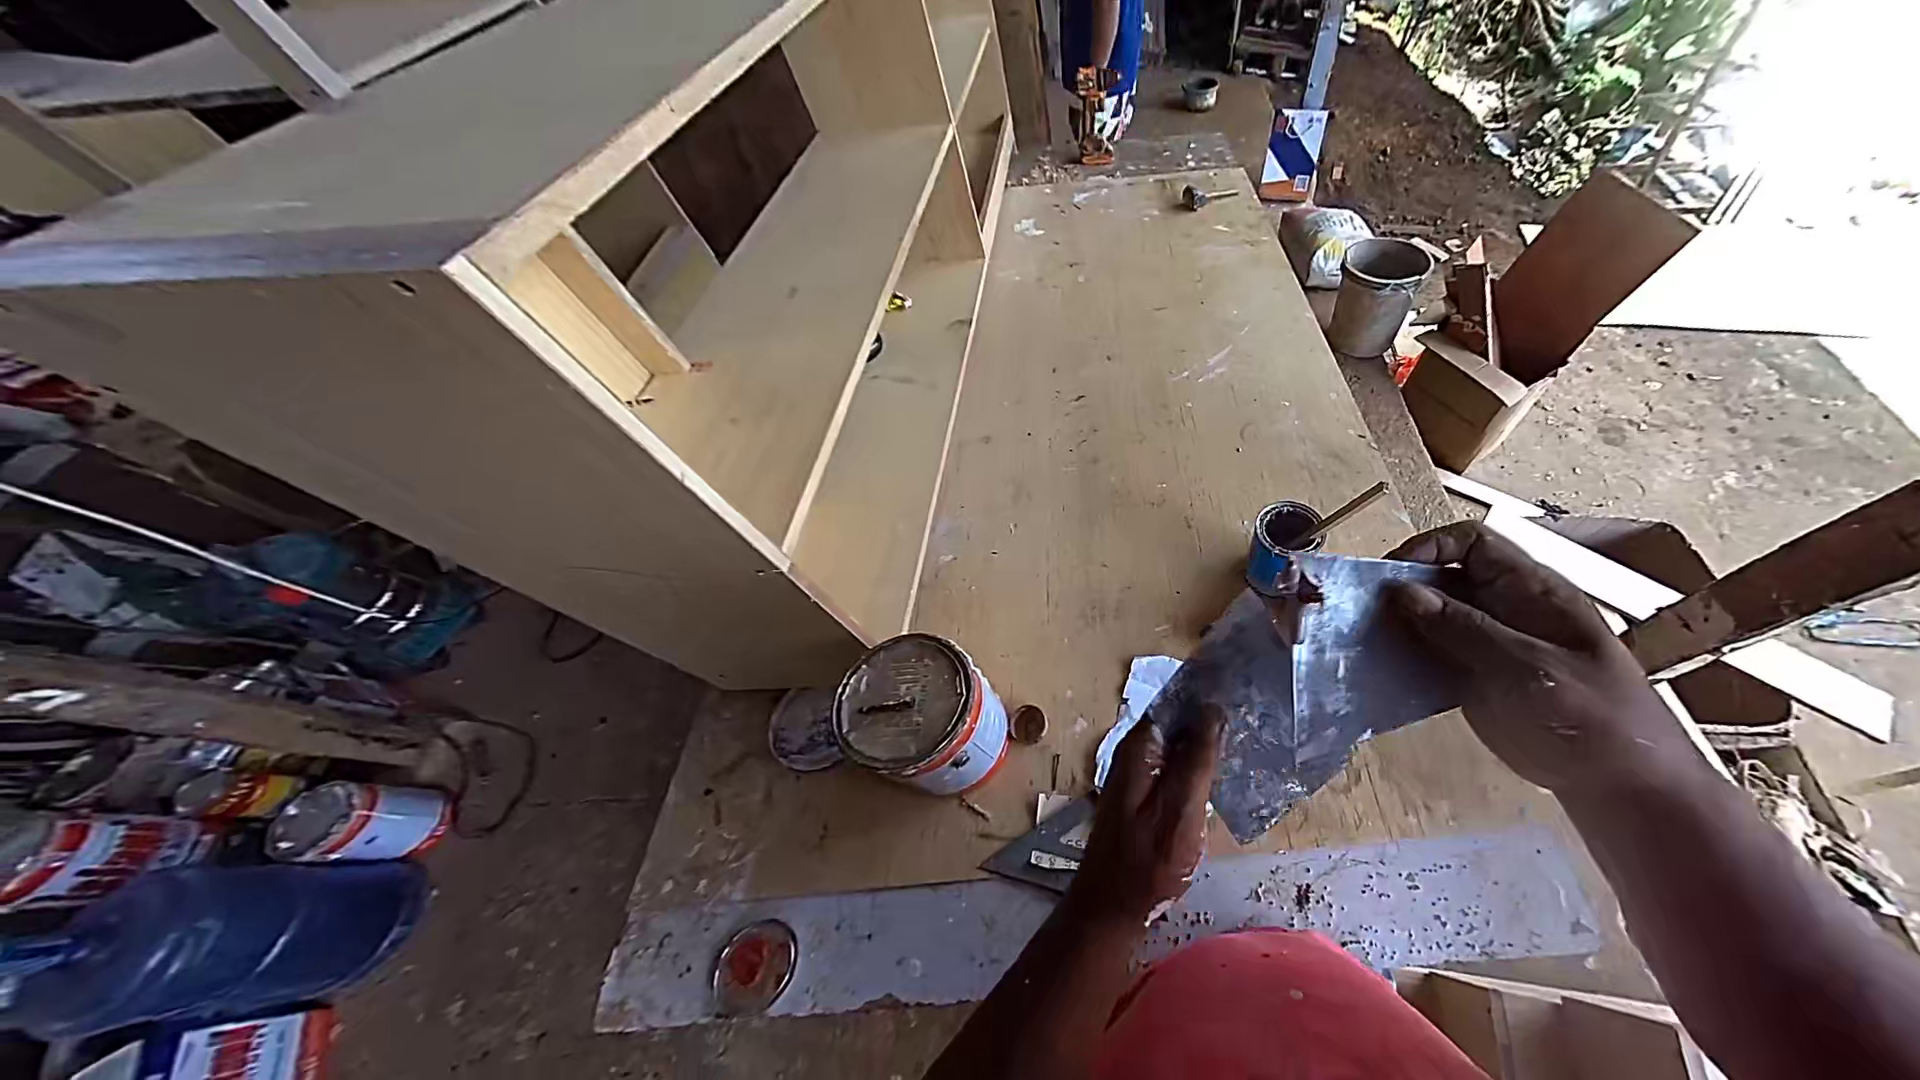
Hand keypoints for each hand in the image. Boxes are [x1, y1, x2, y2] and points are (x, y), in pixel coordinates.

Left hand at [1067, 706, 1225, 925]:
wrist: (1113, 902)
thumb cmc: (1148, 860)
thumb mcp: (1181, 809)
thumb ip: (1196, 761)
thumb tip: (1212, 710)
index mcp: (1139, 747)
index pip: (1174, 701)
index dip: (1204, 693)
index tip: (1240, 687)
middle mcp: (1133, 751)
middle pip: (1175, 719)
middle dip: (1208, 715)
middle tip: (1253, 712)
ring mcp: (1137, 771)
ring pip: (1176, 742)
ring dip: (1205, 739)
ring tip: (1247, 734)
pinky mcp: (1143, 791)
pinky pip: (1173, 763)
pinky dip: (1196, 762)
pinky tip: (1221, 770)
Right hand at [1385, 521, 1700, 796]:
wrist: (1621, 785)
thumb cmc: (1592, 718)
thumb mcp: (1528, 668)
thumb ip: (1464, 628)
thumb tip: (1402, 591)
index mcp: (1531, 591)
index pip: (1472, 543)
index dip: (1428, 547)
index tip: (1389, 576)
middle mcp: (1504, 607)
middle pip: (1441, 576)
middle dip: (1401, 587)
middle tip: (1364, 611)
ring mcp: (1486, 641)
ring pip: (1428, 613)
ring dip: (1395, 621)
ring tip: (1364, 637)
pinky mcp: (1471, 672)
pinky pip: (1427, 647)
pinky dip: (1402, 651)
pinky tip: (1382, 665)